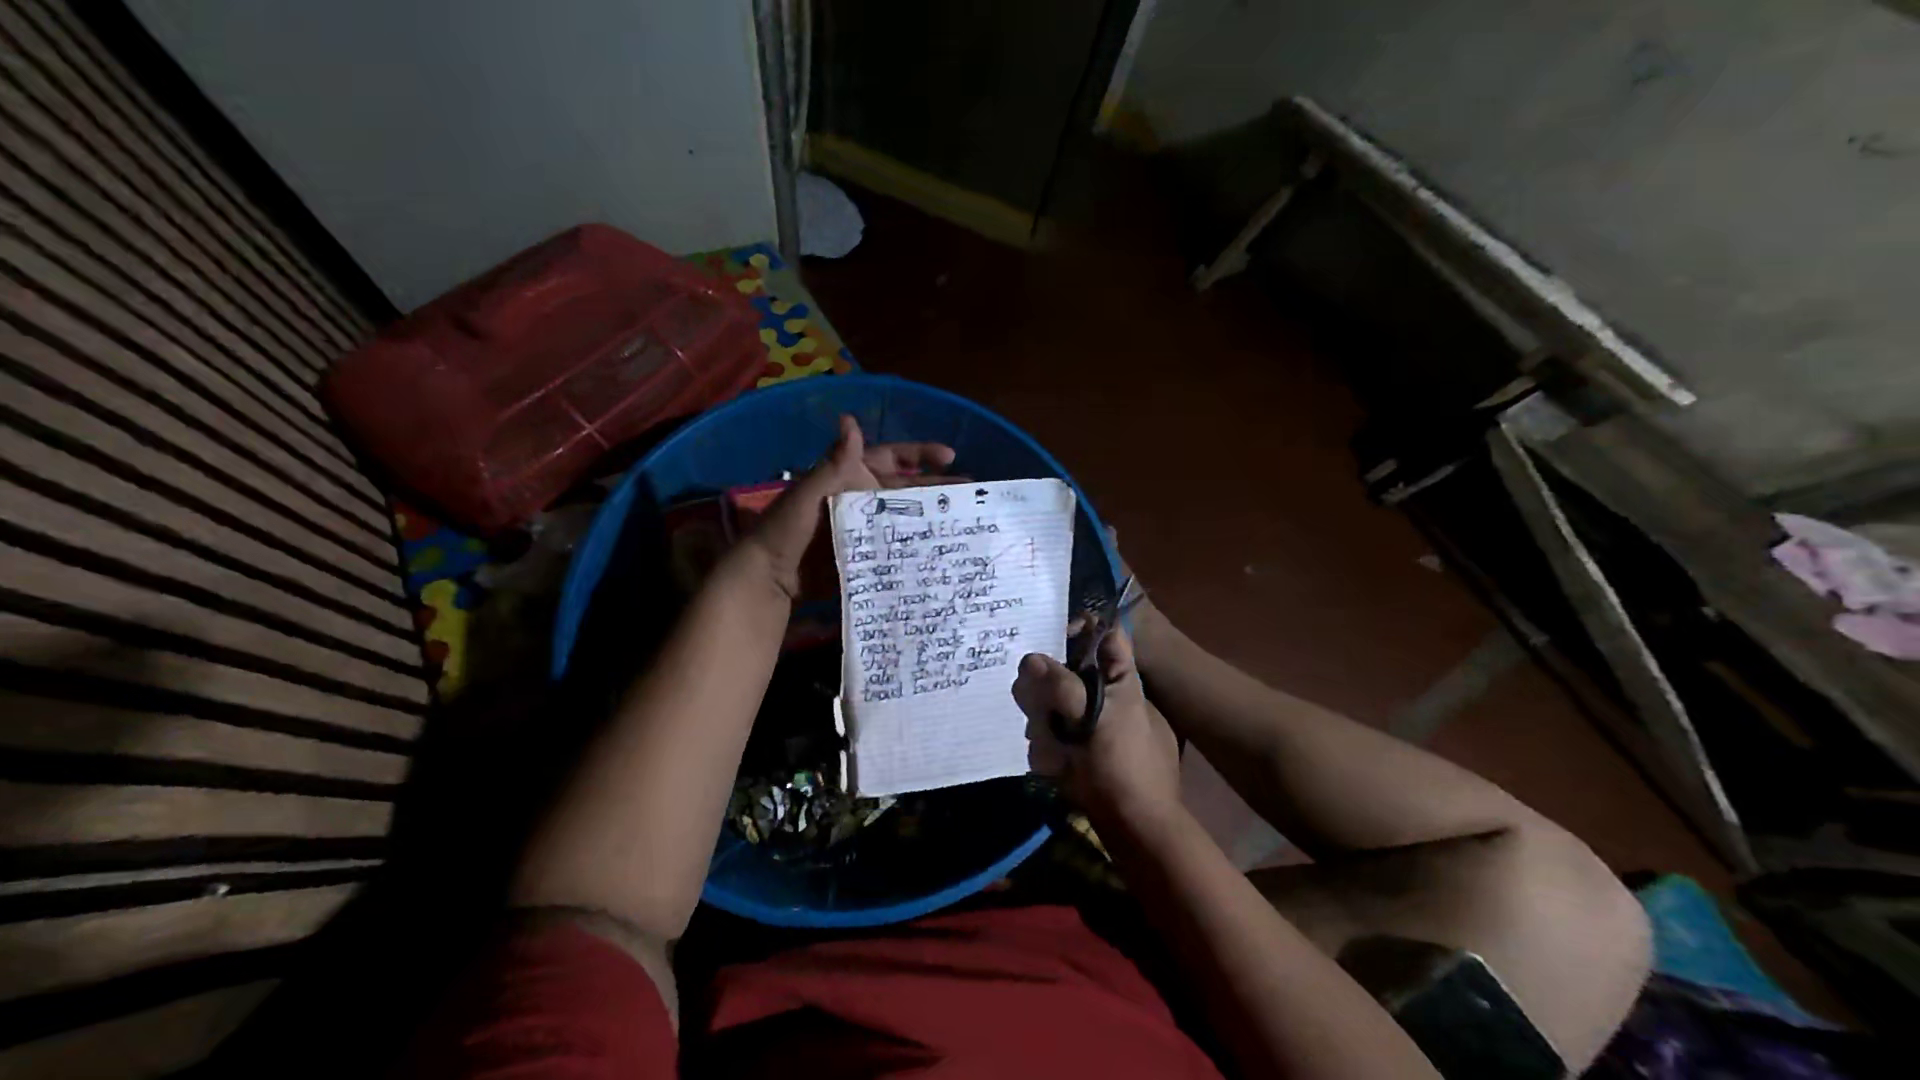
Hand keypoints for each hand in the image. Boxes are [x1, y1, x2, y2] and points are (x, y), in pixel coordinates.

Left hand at [740, 415, 955, 599]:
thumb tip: (850, 419)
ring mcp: (864, 526)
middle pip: (906, 488)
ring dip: (930, 517)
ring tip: (961, 523)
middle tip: (970, 492)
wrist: (769, 575)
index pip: (892, 457)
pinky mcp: (864, 552)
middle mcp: (862, 497)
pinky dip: (913, 545)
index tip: (950, 456)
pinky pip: (894, 544)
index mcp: (850, 475)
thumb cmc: (787, 528)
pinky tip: (936, 551)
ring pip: (904, 516)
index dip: (920, 453)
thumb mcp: (810, 492)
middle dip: (936, 487)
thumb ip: (834, 462)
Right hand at [1015, 625, 1179, 821]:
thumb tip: (1030, 658)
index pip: (1104, 633)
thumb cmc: (1123, 764)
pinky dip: (1046, 744)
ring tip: (1047, 741)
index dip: (1079, 626)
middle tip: (1035, 699)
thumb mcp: (1095, 717)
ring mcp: (1088, 722)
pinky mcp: (1074, 748)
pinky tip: (1051, 761)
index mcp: (1122, 678)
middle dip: (1046, 683)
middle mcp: (1105, 693)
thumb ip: (1063, 685)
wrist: (1137, 825)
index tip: (1047, 638)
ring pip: (1050, 701)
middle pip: (1065, 668)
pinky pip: (1048, 733)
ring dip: (1042, 717)